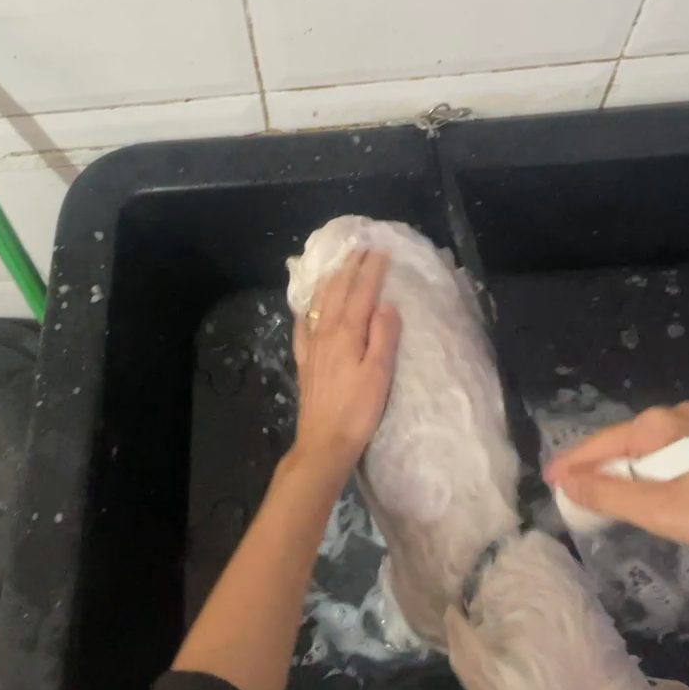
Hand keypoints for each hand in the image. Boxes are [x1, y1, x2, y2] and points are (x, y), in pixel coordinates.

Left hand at [290, 249, 401, 475]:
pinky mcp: (304, 360)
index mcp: (347, 332)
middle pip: (337, 291)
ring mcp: (311, 345)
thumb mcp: (379, 374)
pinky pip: (303, 325)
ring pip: (319, 303)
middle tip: (360, 248)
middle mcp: (326, 332)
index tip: (381, 251)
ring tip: (338, 266)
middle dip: (350, 267)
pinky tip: (307, 306)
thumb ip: (383, 336)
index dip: (372, 270)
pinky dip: (307, 308)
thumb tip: (386, 304)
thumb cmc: (358, 410)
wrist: (323, 441)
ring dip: (330, 280)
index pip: (361, 292)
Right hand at [545, 400, 688, 597]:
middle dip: (608, 468)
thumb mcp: (662, 514)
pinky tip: (677, 490)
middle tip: (587, 497)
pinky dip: (671, 467)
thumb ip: (607, 496)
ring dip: (640, 470)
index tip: (551, 480)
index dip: (574, 464)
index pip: (602, 443)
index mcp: (660, 422)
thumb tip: (566, 482)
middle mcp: (685, 410)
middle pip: (631, 443)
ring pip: (661, 446)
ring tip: (628, 498)